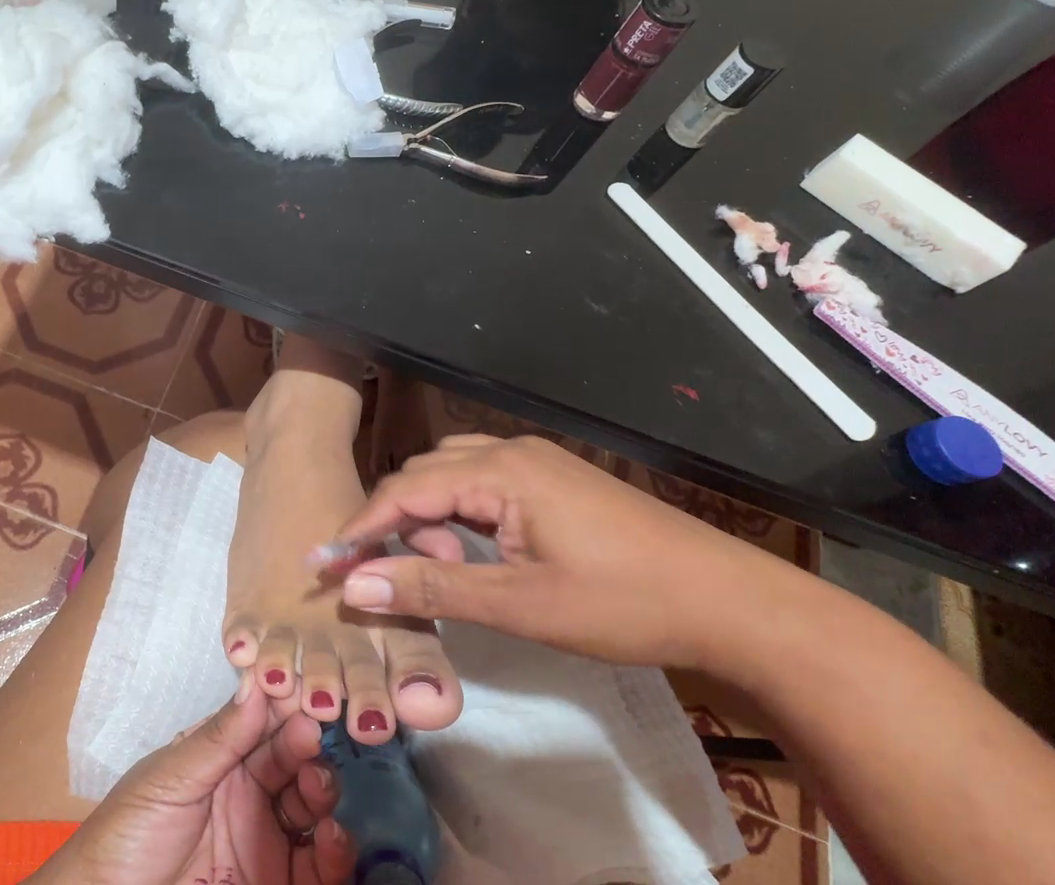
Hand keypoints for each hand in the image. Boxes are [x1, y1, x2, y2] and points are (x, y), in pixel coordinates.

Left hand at [32, 675, 354, 884]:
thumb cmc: (130, 833)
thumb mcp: (171, 778)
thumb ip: (219, 737)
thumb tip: (258, 681)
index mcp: (219, 759)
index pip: (262, 724)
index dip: (284, 707)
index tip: (306, 689)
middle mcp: (248, 793)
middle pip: (293, 761)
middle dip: (307, 745)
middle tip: (312, 736)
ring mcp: (266, 837)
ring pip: (313, 806)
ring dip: (324, 790)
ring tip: (316, 785)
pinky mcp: (279, 880)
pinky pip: (320, 864)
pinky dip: (336, 849)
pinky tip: (331, 835)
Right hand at [330, 435, 816, 671]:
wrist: (729, 603)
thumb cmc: (622, 602)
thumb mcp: (519, 603)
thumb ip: (433, 587)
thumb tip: (356, 586)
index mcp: (501, 471)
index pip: (404, 490)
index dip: (360, 528)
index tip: (325, 567)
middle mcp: (512, 452)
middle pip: (423, 476)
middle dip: (396, 525)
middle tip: (399, 580)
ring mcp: (537, 463)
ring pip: (452, 478)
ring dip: (429, 520)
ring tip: (442, 570)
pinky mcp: (554, 482)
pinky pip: (483, 486)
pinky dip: (460, 517)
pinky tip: (473, 553)